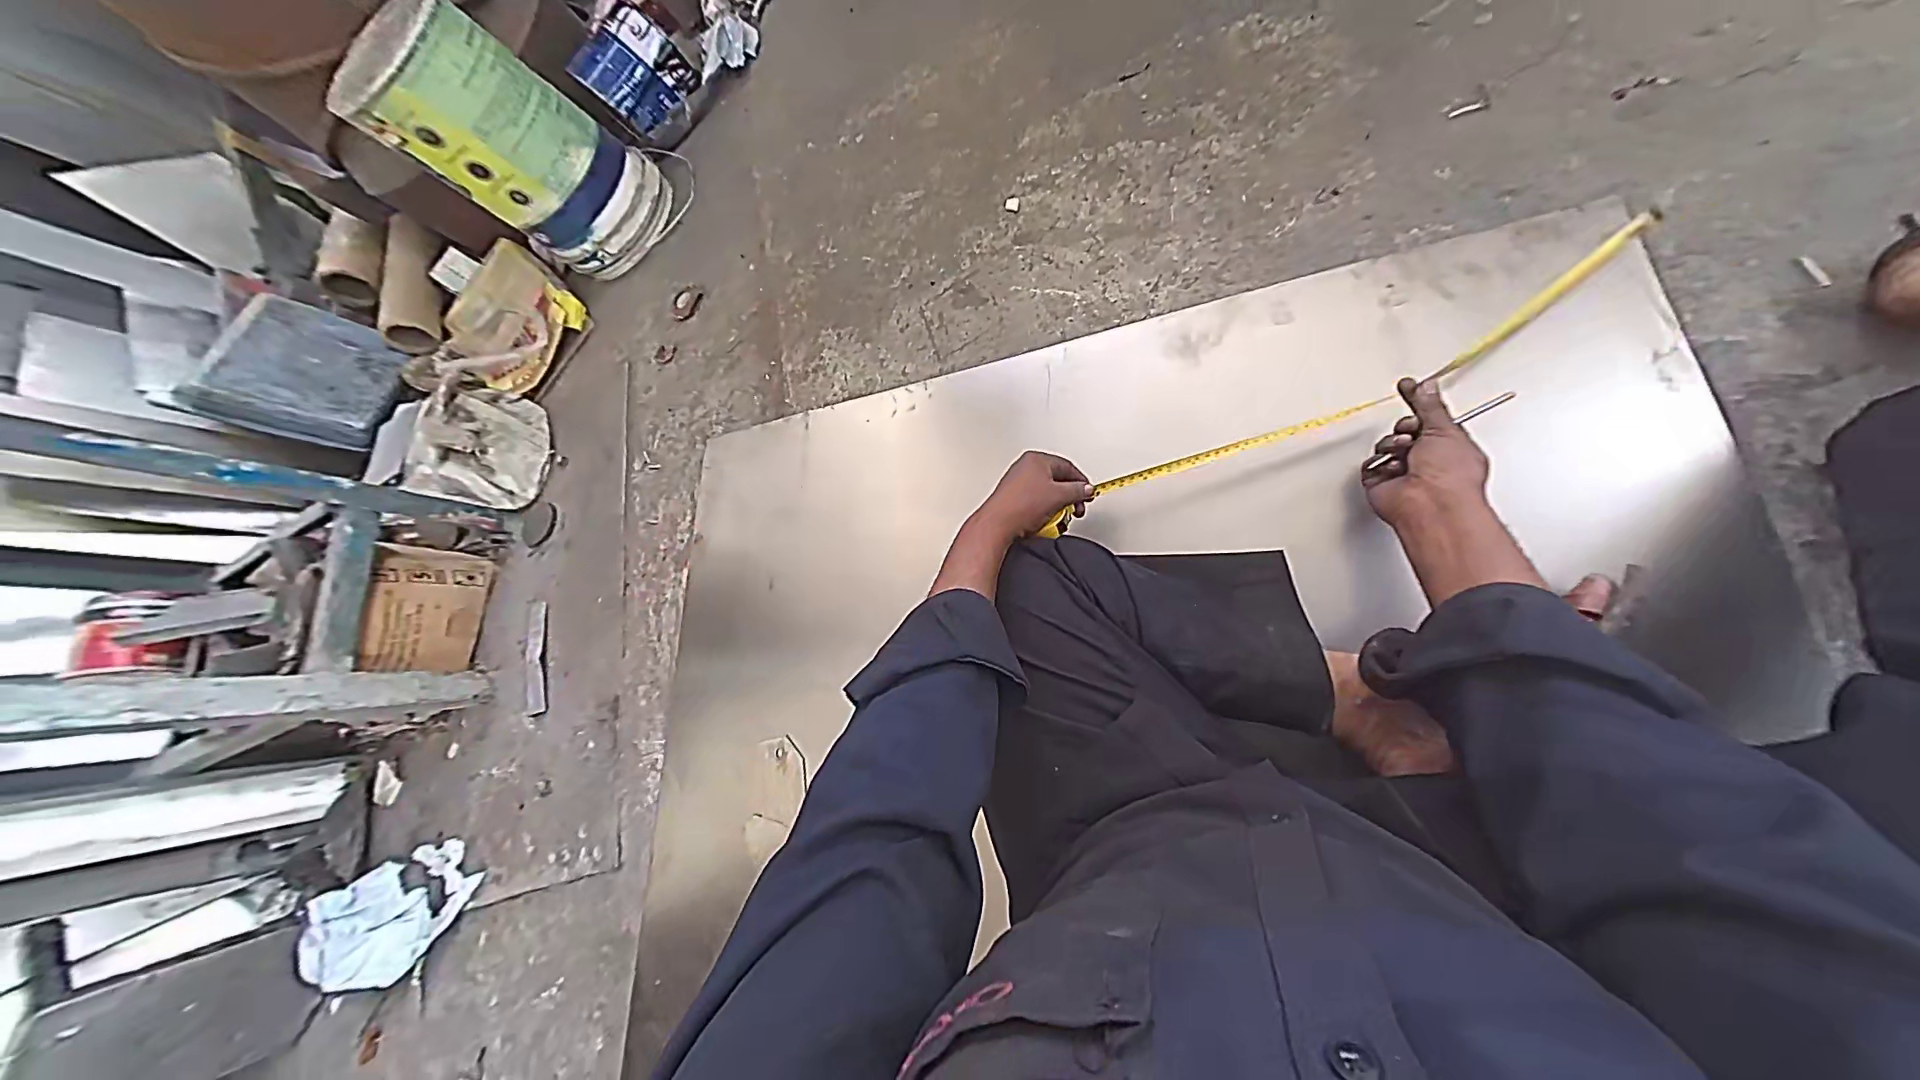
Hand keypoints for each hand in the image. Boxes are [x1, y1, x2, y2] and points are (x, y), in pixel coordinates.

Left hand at [973, 451, 1095, 540]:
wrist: (998, 525)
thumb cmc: (1019, 506)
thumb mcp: (1059, 496)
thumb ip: (1077, 490)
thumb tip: (1086, 489)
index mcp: (1036, 459)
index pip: (1067, 466)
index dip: (1081, 481)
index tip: (1088, 493)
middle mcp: (1025, 468)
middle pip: (1057, 480)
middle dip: (1069, 496)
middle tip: (1076, 507)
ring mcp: (1018, 483)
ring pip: (1046, 493)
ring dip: (1057, 506)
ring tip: (1059, 517)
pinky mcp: (1013, 499)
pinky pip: (1035, 502)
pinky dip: (1044, 511)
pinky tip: (1045, 521)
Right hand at [1362, 377, 1490, 527]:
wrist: (1430, 504)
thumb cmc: (1450, 476)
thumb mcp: (1445, 429)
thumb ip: (1430, 406)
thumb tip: (1427, 386)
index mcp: (1449, 445)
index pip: (1429, 416)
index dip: (1418, 401)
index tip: (1408, 385)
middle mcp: (1426, 459)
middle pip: (1405, 430)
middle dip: (1405, 427)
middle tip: (1411, 431)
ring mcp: (1404, 471)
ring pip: (1387, 445)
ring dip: (1393, 445)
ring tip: (1404, 453)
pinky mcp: (1382, 483)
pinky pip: (1371, 464)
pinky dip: (1379, 463)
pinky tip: (1393, 468)